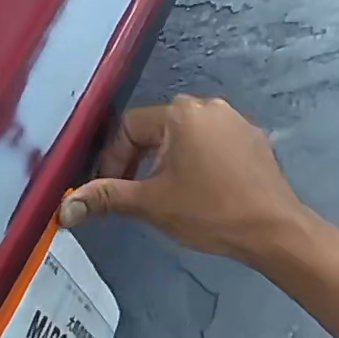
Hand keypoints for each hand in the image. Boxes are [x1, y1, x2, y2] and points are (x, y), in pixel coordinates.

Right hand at [58, 94, 312, 260]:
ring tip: (160, 193)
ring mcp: (235, 120)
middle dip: (135, 160)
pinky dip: (192, 160)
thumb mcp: (149, 203)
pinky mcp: (252, 139)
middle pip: (154, 128)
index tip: (109, 189)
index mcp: (180, 114)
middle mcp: (208, 106)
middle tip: (130, 192)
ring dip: (163, 160)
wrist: (274, 231)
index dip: (111, 159)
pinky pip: (209, 142)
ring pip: (182, 135)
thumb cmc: (208, 212)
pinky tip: (195, 189)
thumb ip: (105, 198)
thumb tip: (64, 208)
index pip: (128, 128)